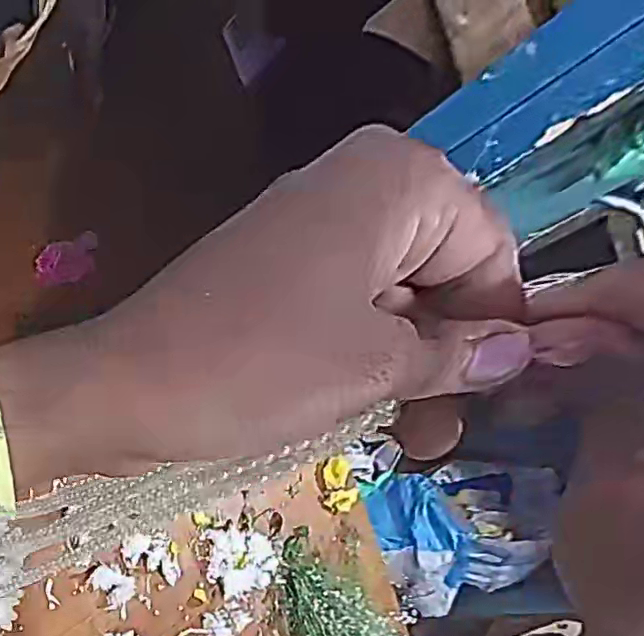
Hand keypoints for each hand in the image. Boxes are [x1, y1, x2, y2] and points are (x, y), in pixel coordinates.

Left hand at [0, 125, 526, 490]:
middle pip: (436, 277)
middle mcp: (351, 192)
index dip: (498, 326)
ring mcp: (302, 238)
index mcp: (393, 183)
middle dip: (446, 359)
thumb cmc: (255, 369)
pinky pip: (337, 317)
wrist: (124, 391)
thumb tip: (518, 350)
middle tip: (445, 438)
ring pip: (386, 305)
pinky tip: (364, 417)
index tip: (497, 395)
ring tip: (410, 444)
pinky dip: (358, 364)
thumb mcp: (370, 367)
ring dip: (403, 374)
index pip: (488, 248)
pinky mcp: (267, 284)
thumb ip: (451, 354)